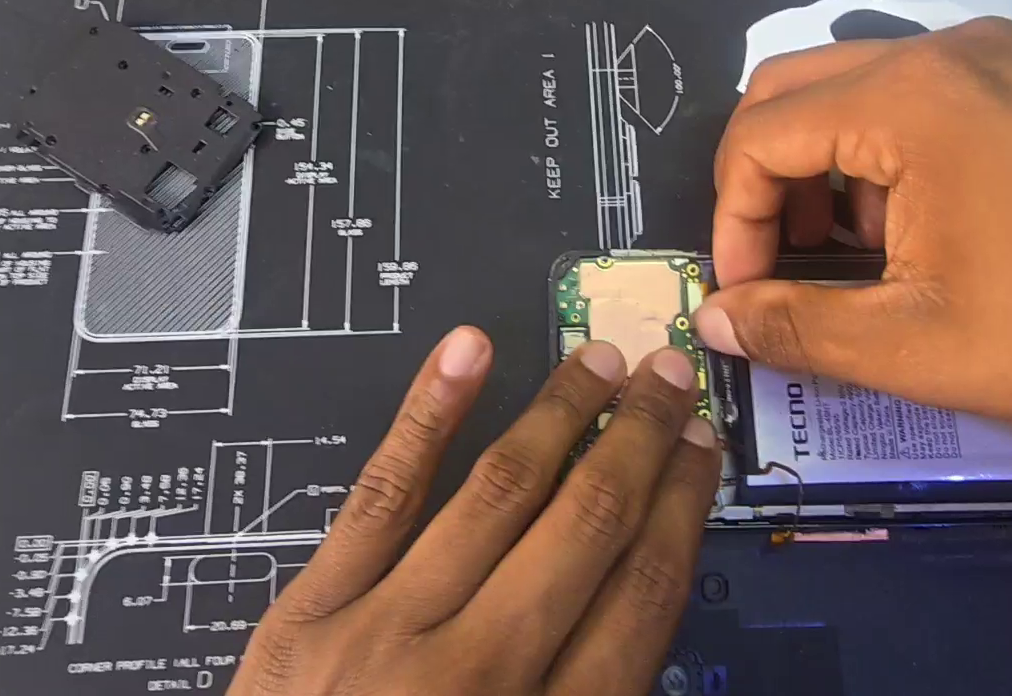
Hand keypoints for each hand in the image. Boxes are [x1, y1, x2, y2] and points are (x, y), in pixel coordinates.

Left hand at [230, 326, 720, 695]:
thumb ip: (595, 694)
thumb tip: (646, 583)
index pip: (641, 592)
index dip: (680, 503)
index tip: (697, 444)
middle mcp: (481, 676)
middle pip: (585, 525)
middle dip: (637, 438)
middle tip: (666, 375)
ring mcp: (388, 632)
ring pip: (500, 491)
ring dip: (560, 413)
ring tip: (600, 360)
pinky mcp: (313, 608)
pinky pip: (384, 491)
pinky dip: (430, 411)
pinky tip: (467, 349)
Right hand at [694, 18, 1011, 529]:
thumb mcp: (925, 349)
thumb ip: (796, 329)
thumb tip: (713, 323)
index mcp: (911, 98)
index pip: (759, 138)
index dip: (732, 221)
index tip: (745, 296)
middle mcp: (945, 52)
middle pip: (789, 92)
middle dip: (760, 183)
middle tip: (771, 265)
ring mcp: (996, 61)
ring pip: (847, 94)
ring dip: (816, 172)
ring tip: (839, 260)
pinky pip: (909, 105)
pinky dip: (874, 162)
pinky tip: (904, 234)